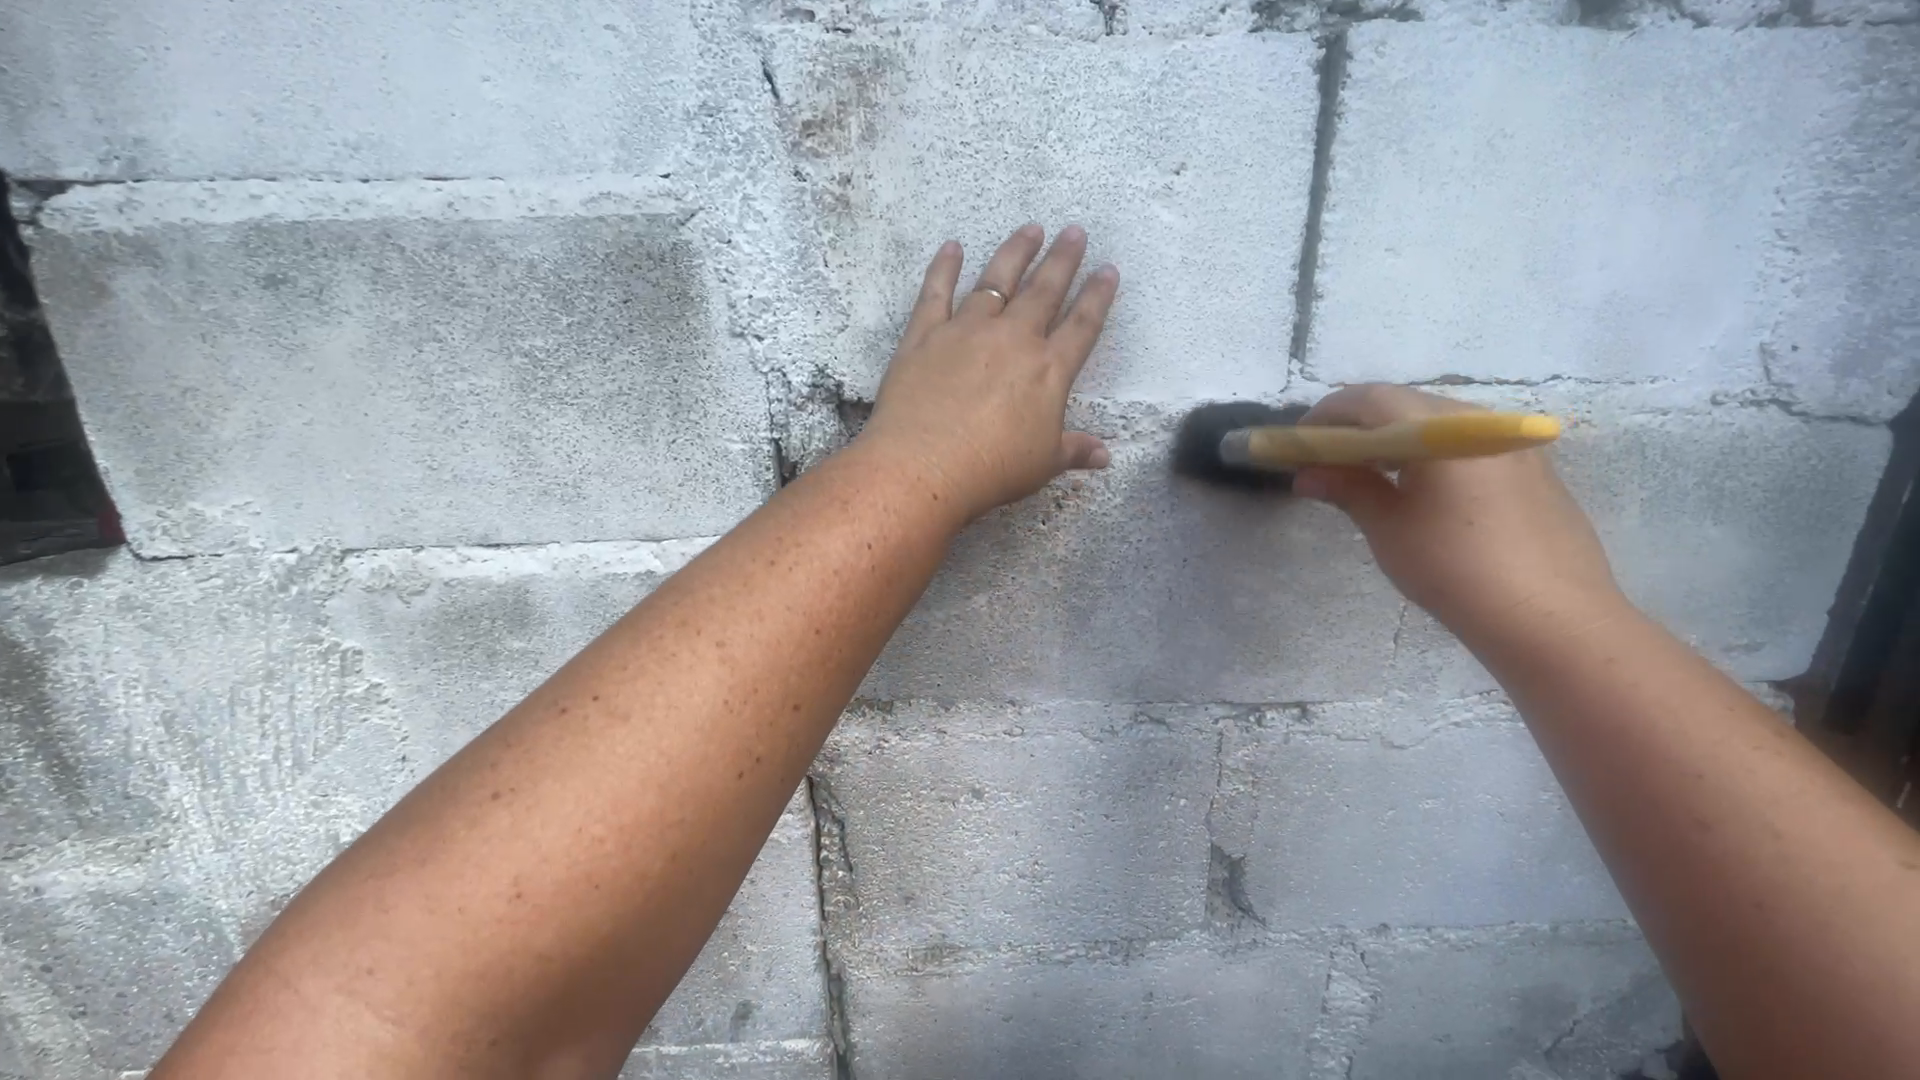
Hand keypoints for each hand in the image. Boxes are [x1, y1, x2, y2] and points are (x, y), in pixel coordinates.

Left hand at [857, 224, 1118, 524]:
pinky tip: (952, 247)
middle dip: (1063, 259)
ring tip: (1030, 229)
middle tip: (1074, 231)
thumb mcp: (1043, 464)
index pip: (1083, 325)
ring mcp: (966, 331)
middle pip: (1044, 290)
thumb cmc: (992, 469)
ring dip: (1015, 252)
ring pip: (996, 280)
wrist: (924, 466)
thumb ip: (1074, 451)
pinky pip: (936, 292)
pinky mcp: (925, 335)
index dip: (1098, 296)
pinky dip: (944, 267)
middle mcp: (1013, 339)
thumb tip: (1105, 455)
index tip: (1108, 270)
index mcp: (1049, 370)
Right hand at [1292, 384, 1625, 645]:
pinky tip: (1421, 489)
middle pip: (1407, 404)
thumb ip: (1348, 489)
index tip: (1300, 442)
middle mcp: (1481, 423)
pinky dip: (1433, 453)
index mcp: (1441, 431)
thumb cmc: (1455, 570)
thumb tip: (1308, 474)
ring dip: (1397, 438)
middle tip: (1329, 459)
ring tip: (1370, 473)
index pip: (1372, 400)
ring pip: (1440, 423)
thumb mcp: (1388, 529)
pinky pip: (1469, 444)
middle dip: (1361, 425)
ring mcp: (1513, 445)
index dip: (1328, 414)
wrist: (1552, 619)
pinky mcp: (1533, 470)